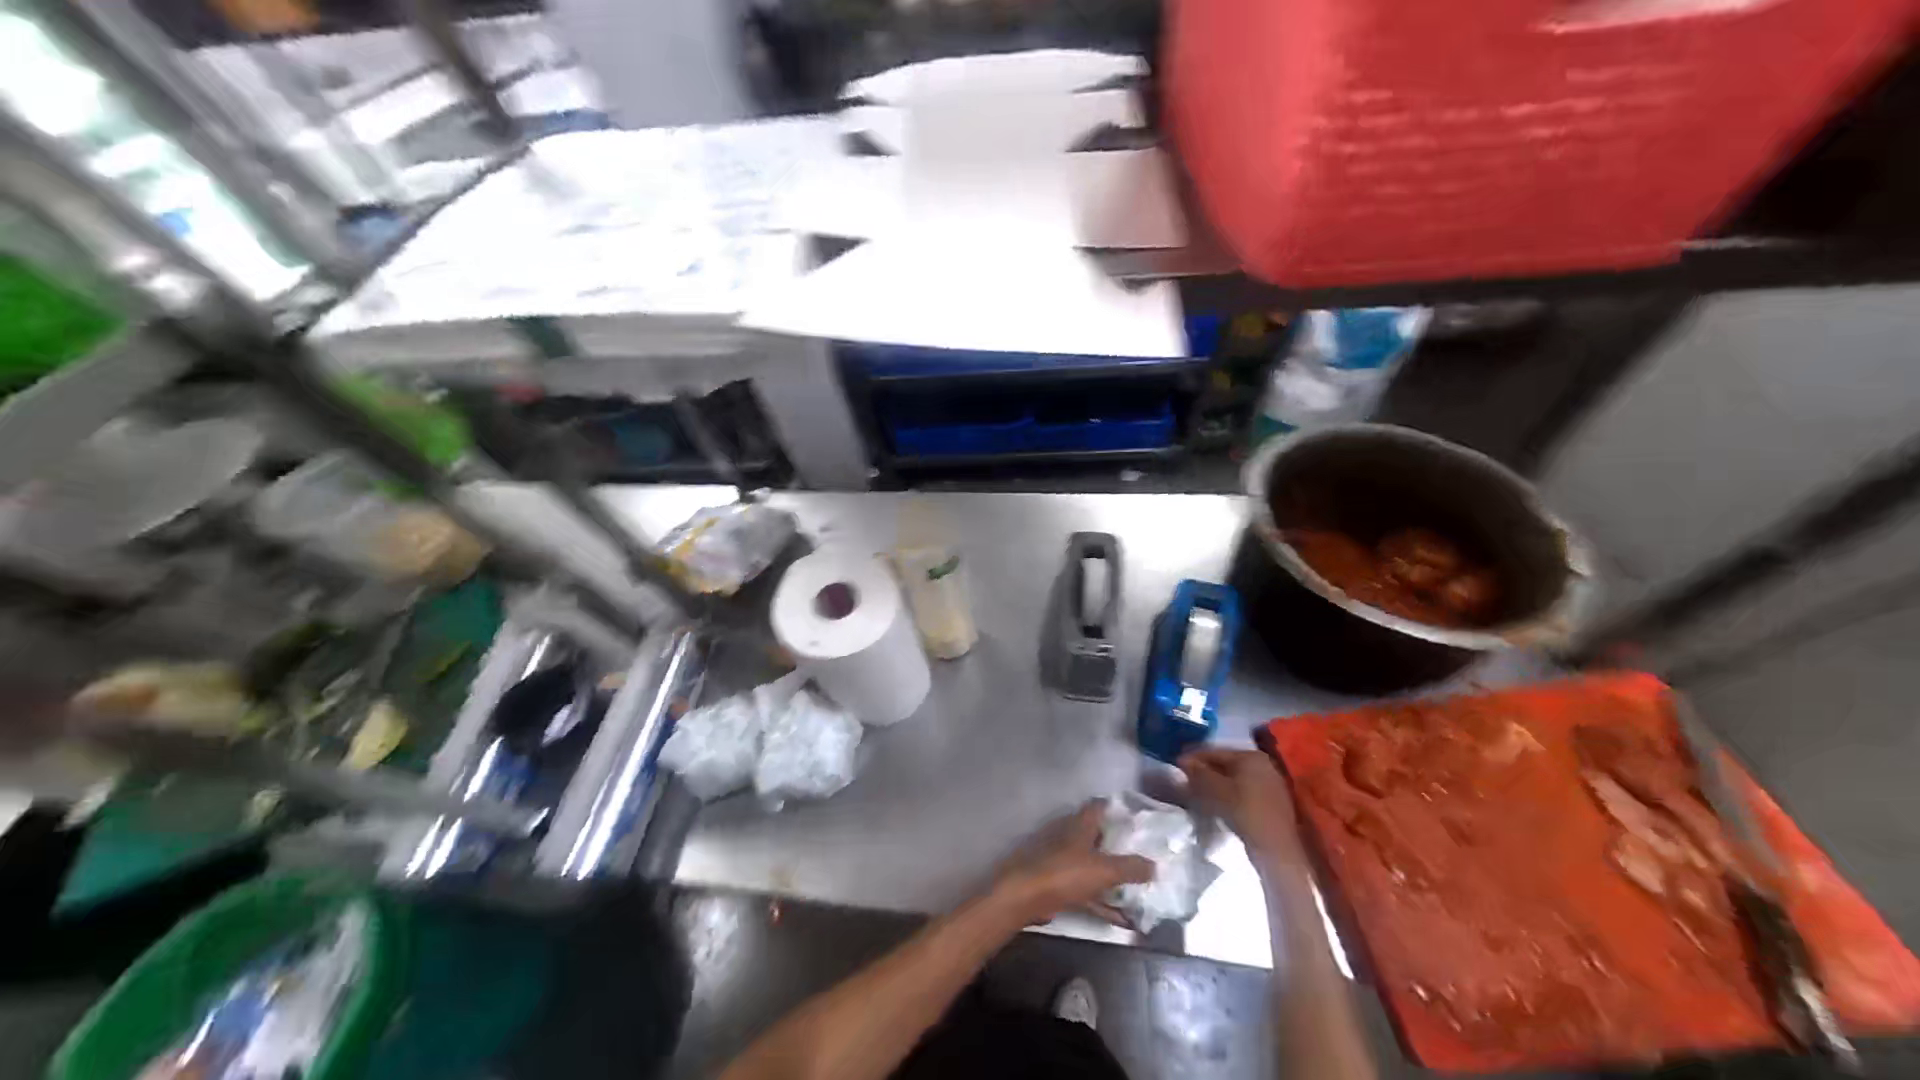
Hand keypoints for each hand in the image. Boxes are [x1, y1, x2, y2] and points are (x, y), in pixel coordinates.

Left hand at [993, 800, 1153, 925]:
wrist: (1025, 896)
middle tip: (1145, 856)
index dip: (1119, 810)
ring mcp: (1063, 861)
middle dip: (1121, 848)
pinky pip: (1087, 892)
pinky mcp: (1058, 885)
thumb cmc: (1064, 873)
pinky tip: (1124, 920)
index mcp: (1080, 825)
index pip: (1100, 807)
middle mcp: (1071, 838)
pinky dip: (1103, 903)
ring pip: (1094, 866)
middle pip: (1099, 838)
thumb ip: (1130, 868)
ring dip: (1114, 879)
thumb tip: (1154, 866)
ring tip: (1140, 890)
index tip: (1140, 820)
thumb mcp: (1104, 870)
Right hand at [1180, 747, 1305, 863]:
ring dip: (1217, 783)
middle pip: (1226, 763)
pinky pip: (1244, 790)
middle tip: (1186, 780)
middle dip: (1205, 771)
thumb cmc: (1244, 811)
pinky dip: (1230, 793)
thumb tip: (1183, 760)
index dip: (1193, 758)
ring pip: (1235, 778)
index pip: (1215, 752)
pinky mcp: (1273, 801)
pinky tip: (1219, 803)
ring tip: (1199, 793)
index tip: (1176, 766)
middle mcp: (1263, 764)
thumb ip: (1198, 772)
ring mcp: (1271, 783)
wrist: (1276, 847)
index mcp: (1250, 755)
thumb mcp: (1215, 789)